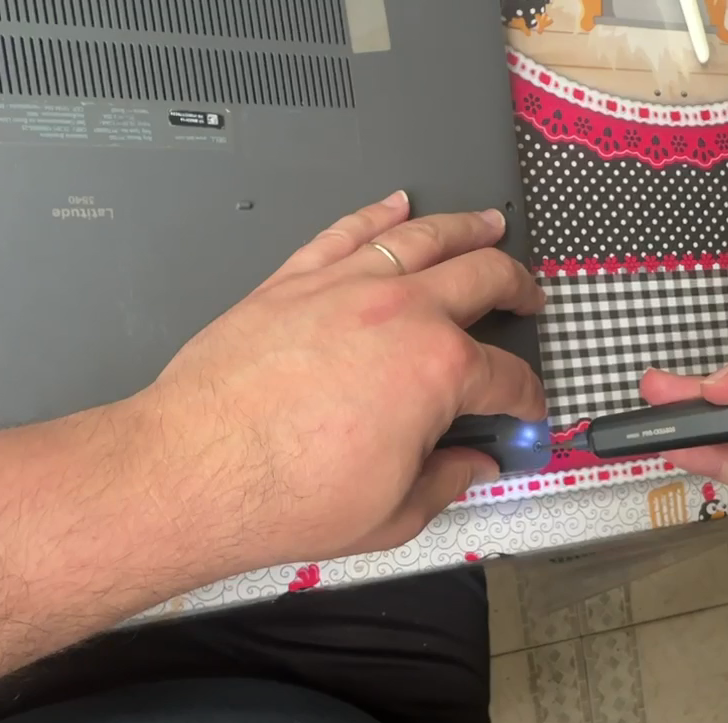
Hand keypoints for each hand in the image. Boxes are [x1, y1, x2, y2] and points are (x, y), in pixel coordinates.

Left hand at [120, 192, 545, 572]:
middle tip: (531, 296)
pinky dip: (378, 213)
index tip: (527, 410)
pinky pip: (348, 231)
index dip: (527, 398)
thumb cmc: (288, 496)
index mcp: (438, 371)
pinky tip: (397, 204)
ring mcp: (345, 287)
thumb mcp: (392, 514)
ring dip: (466, 228)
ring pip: (422, 236)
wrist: (196, 471)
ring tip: (488, 225)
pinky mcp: (294, 281)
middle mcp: (400, 313)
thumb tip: (473, 467)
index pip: (507, 378)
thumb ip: (447, 483)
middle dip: (518, 287)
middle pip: (482, 279)